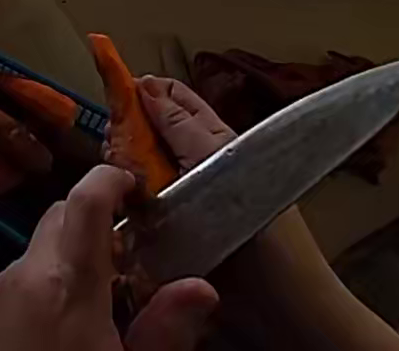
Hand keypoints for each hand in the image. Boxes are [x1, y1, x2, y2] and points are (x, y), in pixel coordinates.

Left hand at [0, 164, 218, 350]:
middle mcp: (26, 273)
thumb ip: (165, 332)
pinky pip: (24, 272)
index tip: (136, 185)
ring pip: (42, 242)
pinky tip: (68, 323)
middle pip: (63, 213)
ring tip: (104, 296)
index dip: (111, 178)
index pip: (86, 199)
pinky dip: (50, 276)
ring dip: (73, 249)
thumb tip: (202, 288)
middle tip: (130, 252)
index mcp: (66, 285)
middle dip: (96, 218)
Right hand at [137, 75, 398, 350]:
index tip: (114, 93)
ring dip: (122, 166)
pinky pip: (138, 208)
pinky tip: (118, 205)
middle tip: (112, 140)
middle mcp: (194, 161)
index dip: (142, 88)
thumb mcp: (218, 162)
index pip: (170, 96)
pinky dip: (125, 203)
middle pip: (148, 130)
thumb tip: (143, 85)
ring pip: (138, 167)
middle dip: (125, 129)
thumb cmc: (268, 233)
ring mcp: (181, 197)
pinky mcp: (169, 232)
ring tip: (115, 173)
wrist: (286, 312)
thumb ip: (180, 124)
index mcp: (211, 137)